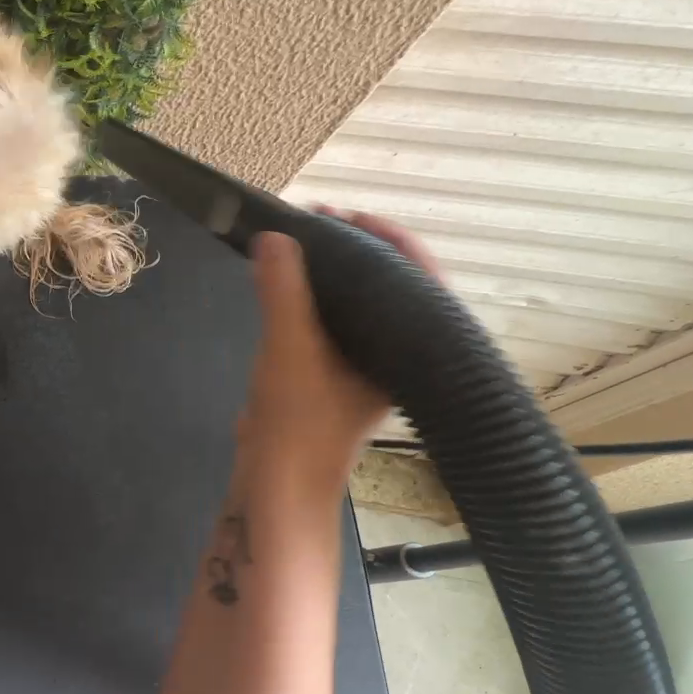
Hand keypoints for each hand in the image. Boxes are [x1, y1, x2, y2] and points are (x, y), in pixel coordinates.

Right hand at [237, 213, 437, 499]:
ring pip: (361, 304)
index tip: (340, 213)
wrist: (280, 480)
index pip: (420, 272)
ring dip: (332, 273)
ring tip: (297, 248)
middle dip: (353, 248)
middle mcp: (401, 351)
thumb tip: (272, 238)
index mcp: (413, 345)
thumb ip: (282, 291)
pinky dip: (315, 299)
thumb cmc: (299, 418)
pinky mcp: (337, 376)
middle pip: (391, 284)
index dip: (385, 235)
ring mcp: (369, 366)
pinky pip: (335, 323)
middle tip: (312, 224)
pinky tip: (287, 290)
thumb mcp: (288, 348)